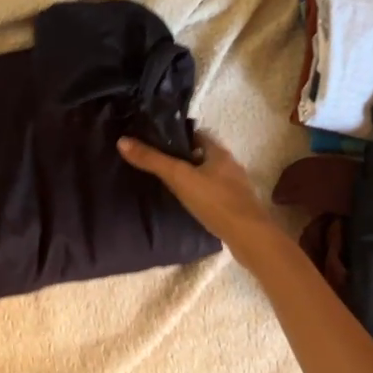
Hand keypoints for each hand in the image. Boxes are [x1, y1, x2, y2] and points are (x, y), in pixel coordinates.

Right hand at [118, 136, 284, 265]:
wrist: (250, 238)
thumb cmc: (215, 201)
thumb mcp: (179, 177)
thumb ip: (152, 160)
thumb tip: (122, 141)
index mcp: (218, 151)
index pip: (195, 134)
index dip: (176, 135)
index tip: (156, 139)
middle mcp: (229, 165)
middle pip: (202, 154)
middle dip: (182, 157)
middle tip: (158, 162)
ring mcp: (235, 187)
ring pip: (208, 175)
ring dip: (192, 176)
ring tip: (168, 183)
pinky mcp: (236, 207)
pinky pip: (213, 193)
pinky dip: (200, 194)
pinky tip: (188, 204)